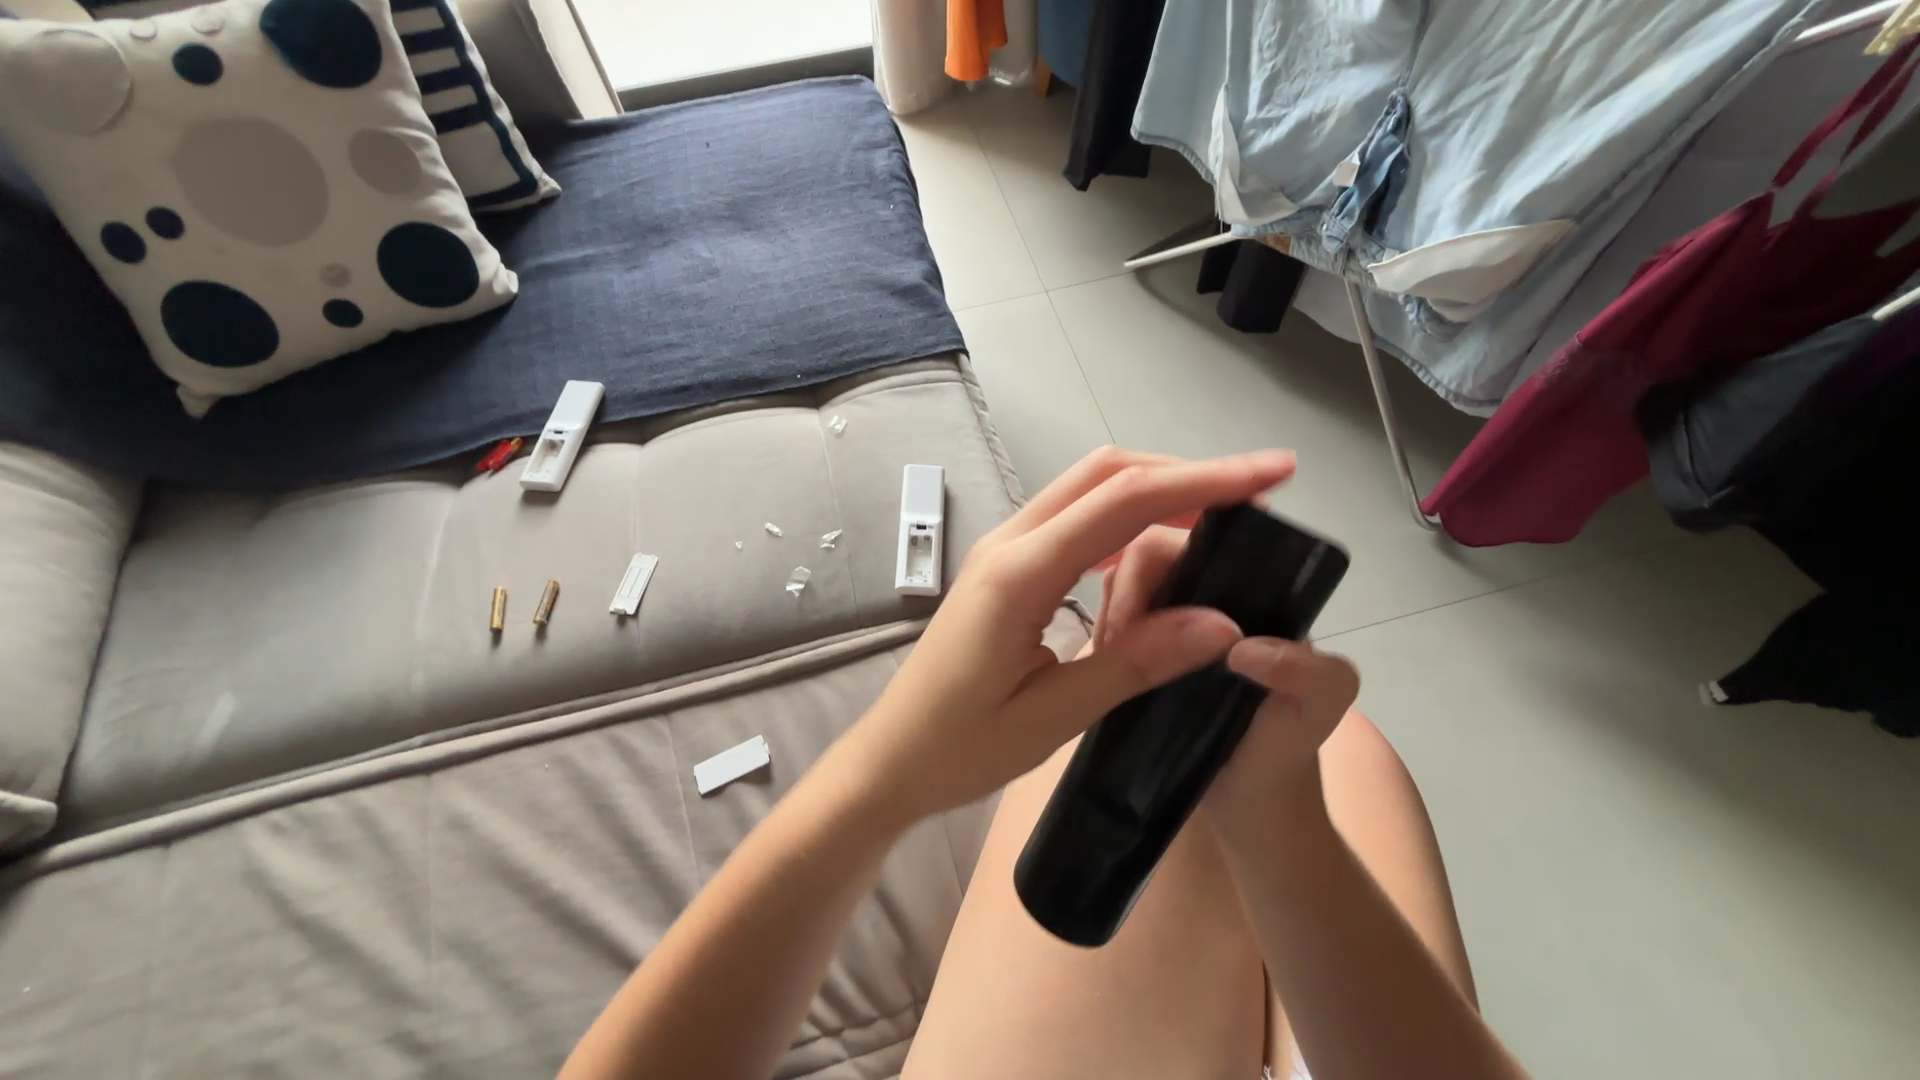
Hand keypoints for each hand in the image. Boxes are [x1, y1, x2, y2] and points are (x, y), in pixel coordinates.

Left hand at [837, 446, 1296, 825]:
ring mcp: (1003, 551)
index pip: (1125, 501)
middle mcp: (1010, 543)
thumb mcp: (1052, 715)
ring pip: (1088, 490)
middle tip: (1257, 491)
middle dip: (1187, 473)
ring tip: (1221, 513)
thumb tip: (1221, 622)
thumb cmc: (959, 748)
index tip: (1273, 472)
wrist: (891, 757)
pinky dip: (1124, 518)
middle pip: (1106, 475)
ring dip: (1156, 490)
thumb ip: (1135, 661)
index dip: (1205, 480)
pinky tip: (1156, 544)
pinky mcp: (1005, 569)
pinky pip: (1073, 521)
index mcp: (1020, 573)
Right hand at [1089, 522, 1358, 826]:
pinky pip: (1108, 632)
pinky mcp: (1137, 661)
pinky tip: (1097, 670)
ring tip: (1108, 663)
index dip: (1159, 562)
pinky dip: (1098, 644)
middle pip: (1145, 561)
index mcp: (1244, 592)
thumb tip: (1243, 647)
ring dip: (1107, 620)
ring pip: (1119, 593)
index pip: (1192, 544)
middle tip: (1116, 645)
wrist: (1248, 810)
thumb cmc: (1286, 748)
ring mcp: (1164, 630)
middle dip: (1123, 595)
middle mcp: (1201, 600)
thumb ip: (1314, 670)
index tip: (1140, 615)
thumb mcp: (1325, 705)